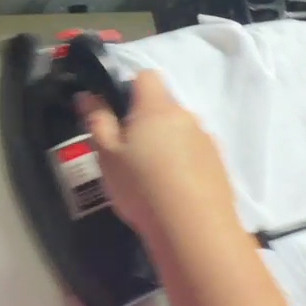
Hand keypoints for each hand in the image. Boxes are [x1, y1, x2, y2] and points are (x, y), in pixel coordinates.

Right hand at [76, 71, 239, 251]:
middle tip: (125, 153)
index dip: (127, 88)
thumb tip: (87, 94)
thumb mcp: (106, 155)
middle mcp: (186, 116)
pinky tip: (171, 189)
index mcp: (157, 108)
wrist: (194, 229)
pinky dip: (180, 162)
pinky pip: (193, 152)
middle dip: (143, 121)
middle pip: (161, 105)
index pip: (145, 76)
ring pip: (177, 130)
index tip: (115, 115)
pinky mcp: (218, 164)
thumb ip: (97, 120)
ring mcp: (206, 139)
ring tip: (150, 177)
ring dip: (163, 143)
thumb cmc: (141, 186)